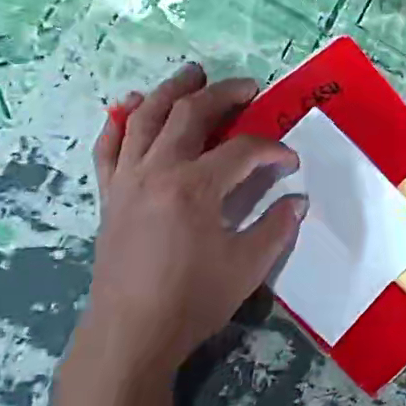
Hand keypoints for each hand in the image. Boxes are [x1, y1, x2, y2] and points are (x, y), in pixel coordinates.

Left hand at [78, 63, 304, 380]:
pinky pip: (108, 146)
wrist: (131, 331)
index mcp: (195, 187)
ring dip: (171, 91)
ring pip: (145, 118)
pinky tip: (132, 107)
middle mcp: (157, 171)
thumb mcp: (248, 267)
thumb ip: (276, 227)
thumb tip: (297, 201)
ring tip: (192, 75)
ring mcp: (127, 179)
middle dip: (223, 94)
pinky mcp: (109, 194)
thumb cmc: (193, 300)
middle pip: (190, 115)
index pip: (243, 150)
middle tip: (247, 86)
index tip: (290, 161)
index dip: (273, 150)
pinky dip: (120, 122)